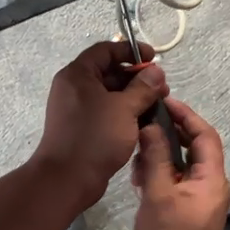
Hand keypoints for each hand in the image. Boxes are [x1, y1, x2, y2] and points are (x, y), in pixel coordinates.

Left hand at [30, 40, 168, 196]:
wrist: (67, 178)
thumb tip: (156, 71)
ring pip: (110, 95)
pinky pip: (106, 112)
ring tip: (158, 107)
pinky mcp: (82, 127)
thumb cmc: (95, 136)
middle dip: (137, 79)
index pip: (105, 50)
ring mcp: (77, 109)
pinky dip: (124, 113)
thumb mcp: (124, 109)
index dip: (131, 51)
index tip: (154, 59)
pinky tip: (145, 122)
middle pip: (109, 72)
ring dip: (134, 98)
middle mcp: (74, 88)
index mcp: (78, 74)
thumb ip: (142, 88)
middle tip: (162, 89)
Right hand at [131, 98, 229, 229]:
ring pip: (183, 164)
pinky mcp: (186, 211)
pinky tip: (139, 176)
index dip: (186, 114)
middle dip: (171, 131)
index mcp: (211, 178)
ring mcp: (198, 199)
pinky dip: (160, 172)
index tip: (163, 101)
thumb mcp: (158, 195)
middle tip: (145, 121)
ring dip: (161, 153)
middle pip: (195, 146)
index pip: (204, 134)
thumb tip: (151, 127)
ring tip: (137, 151)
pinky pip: (176, 180)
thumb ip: (155, 158)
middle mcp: (210, 185)